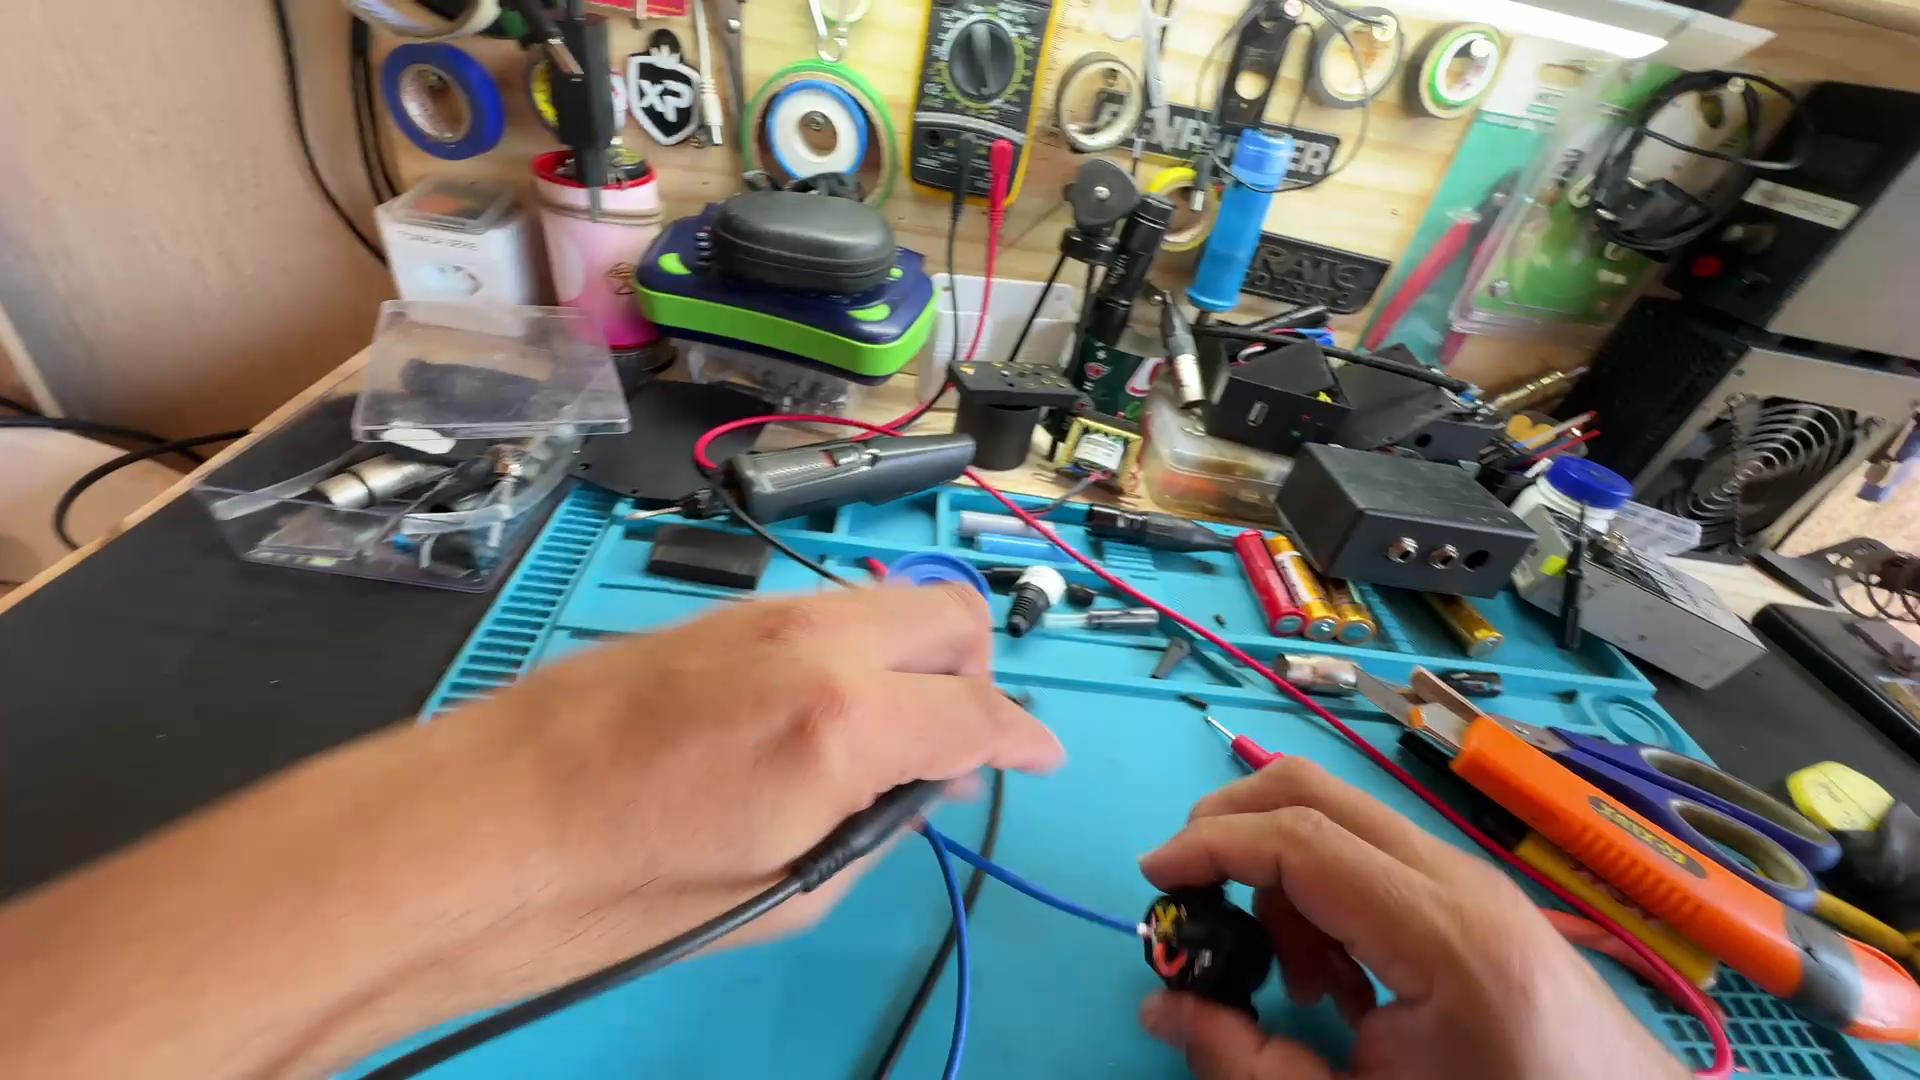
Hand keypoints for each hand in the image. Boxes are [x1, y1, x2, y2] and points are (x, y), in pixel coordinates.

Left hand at [413, 582, 1064, 1002]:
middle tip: (959, 738)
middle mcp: (822, 642)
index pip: (980, 713)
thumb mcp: (790, 892)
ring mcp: (772, 613)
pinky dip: (864, 648)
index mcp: (845, 722)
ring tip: (892, 724)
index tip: (1042, 757)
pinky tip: (824, 704)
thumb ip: (883, 821)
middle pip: (955, 616)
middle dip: (981, 675)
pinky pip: (835, 611)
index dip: (1026, 740)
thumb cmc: (630, 894)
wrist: (479, 826)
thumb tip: (930, 779)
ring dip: (922, 654)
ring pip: (896, 600)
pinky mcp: (729, 609)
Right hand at [1136, 758, 1686, 1079]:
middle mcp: (1455, 878)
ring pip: (1329, 811)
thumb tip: (1158, 1006)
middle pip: (1307, 788)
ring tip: (1290, 970)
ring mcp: (1465, 875)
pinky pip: (1360, 848)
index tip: (1154, 879)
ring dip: (1273, 864)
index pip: (1297, 839)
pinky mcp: (1466, 888)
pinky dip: (1314, 884)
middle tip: (1190, 886)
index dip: (1208, 846)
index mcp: (1444, 938)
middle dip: (1226, 820)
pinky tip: (1337, 974)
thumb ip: (1247, 1062)